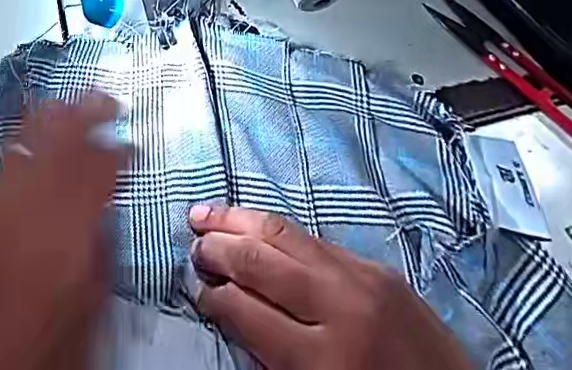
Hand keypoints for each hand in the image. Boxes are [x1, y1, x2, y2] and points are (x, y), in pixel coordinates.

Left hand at [0, 94, 126, 369]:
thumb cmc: (22, 353)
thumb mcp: (82, 319)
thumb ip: (98, 263)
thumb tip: (106, 223)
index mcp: (61, 228)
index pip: (98, 169)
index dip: (119, 150)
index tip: (132, 143)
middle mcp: (23, 201)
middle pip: (58, 139)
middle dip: (84, 111)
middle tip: (104, 98)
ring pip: (25, 141)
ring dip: (50, 118)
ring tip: (66, 103)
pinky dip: (20, 144)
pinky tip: (26, 144)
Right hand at [189, 204, 472, 369]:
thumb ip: (273, 359)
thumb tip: (230, 312)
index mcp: (326, 361)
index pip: (246, 310)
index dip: (213, 298)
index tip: (197, 291)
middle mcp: (341, 309)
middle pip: (259, 262)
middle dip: (217, 249)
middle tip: (192, 246)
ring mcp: (363, 280)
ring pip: (283, 234)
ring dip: (238, 220)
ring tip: (204, 215)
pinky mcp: (379, 269)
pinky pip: (315, 239)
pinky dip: (278, 231)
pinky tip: (256, 226)